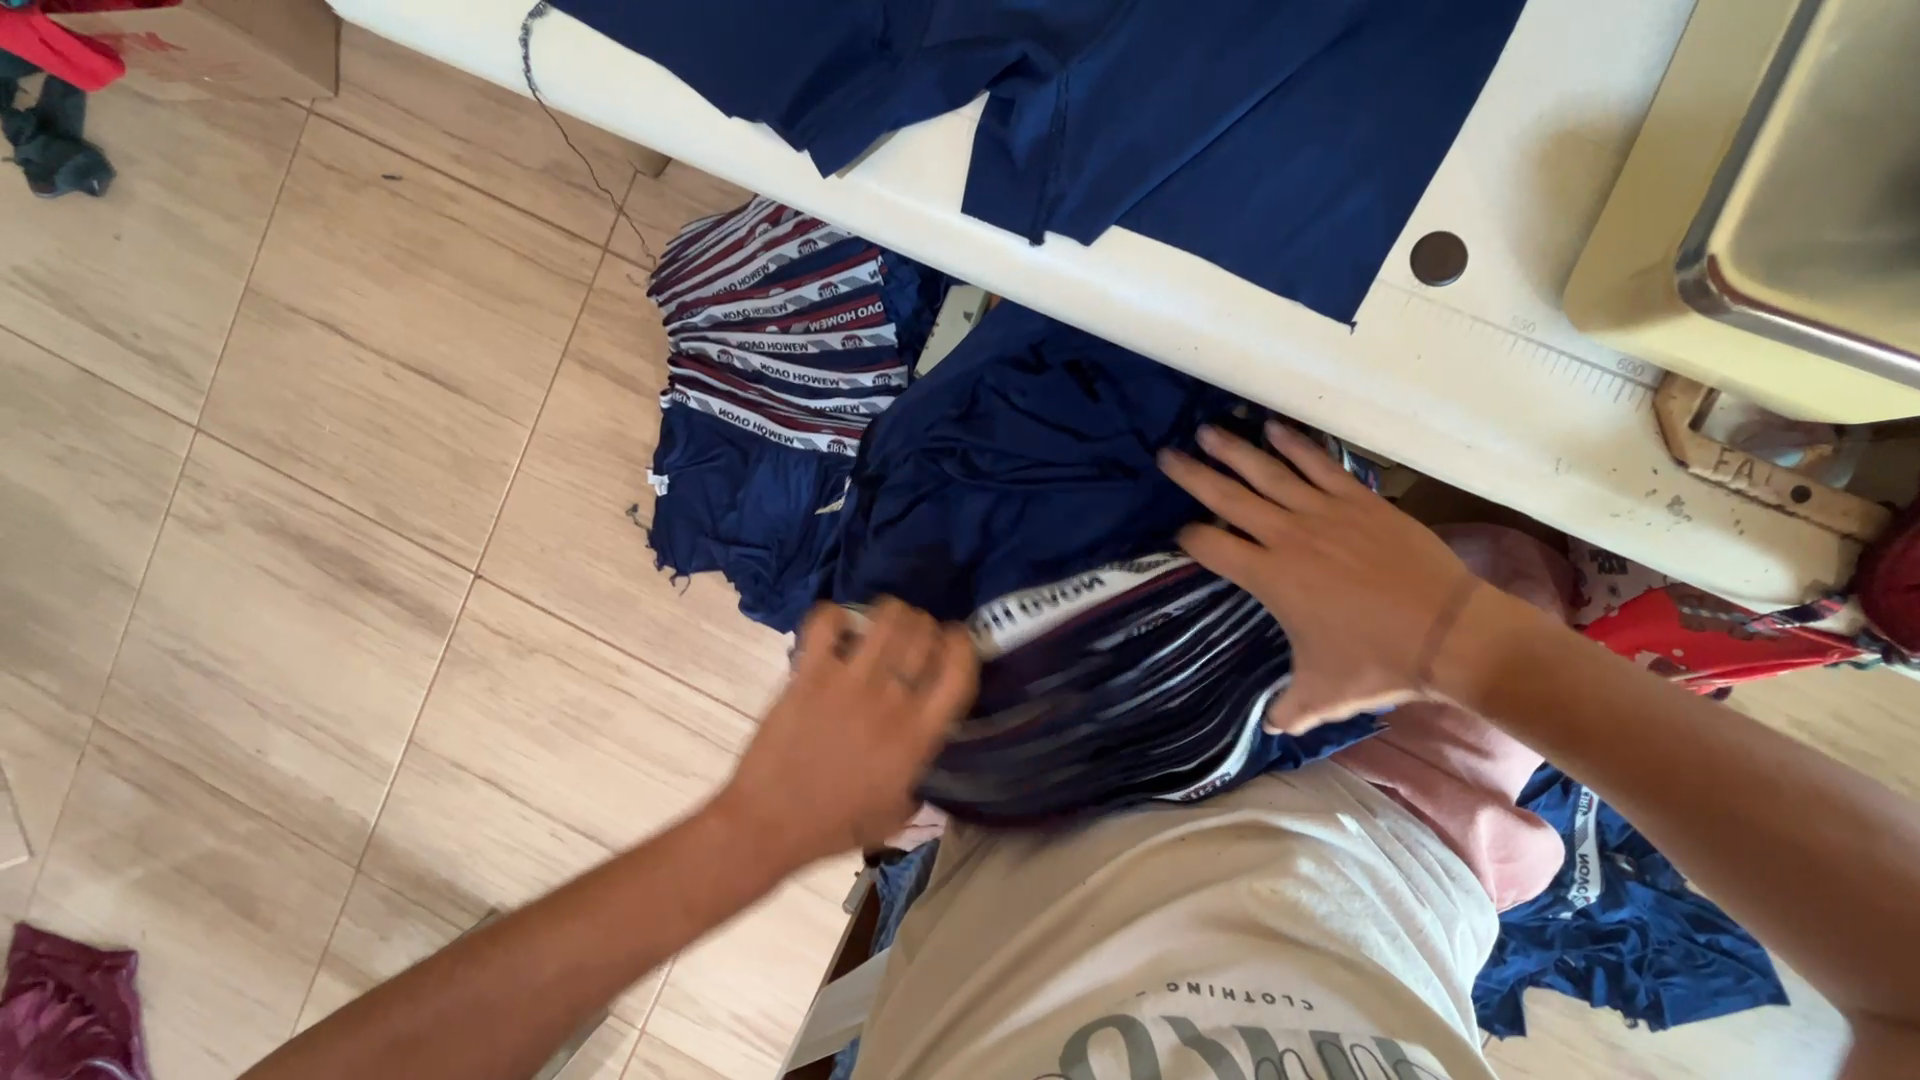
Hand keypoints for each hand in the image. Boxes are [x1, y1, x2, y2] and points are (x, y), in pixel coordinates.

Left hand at [714, 598, 977, 866]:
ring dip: (892, 612)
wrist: (768, 824)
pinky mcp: (807, 675)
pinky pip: (826, 623)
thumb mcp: (896, 812)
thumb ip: (920, 778)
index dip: (963, 645)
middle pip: (924, 635)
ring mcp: (848, 684)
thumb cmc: (834, 827)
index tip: (955, 640)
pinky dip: (835, 615)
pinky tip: (839, 626)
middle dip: (926, 625)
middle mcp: (890, 702)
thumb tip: (924, 751)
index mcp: (918, 737)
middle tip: (917, 632)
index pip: (959, 671)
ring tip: (886, 620)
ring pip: (885, 620)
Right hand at [1159, 421, 1478, 733]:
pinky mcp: (1358, 500)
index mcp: (1269, 578)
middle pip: (1227, 498)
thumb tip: (1272, 728)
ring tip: (1207, 430)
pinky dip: (1294, 445)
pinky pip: (1318, 465)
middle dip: (1193, 475)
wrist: (1451, 633)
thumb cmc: (1379, 663)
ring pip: (1267, 473)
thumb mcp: (1324, 694)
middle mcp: (1287, 537)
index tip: (1180, 534)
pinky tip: (1273, 429)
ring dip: (1234, 451)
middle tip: (1166, 453)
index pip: (1211, 547)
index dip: (1188, 538)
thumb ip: (1290, 708)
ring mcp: (1323, 513)